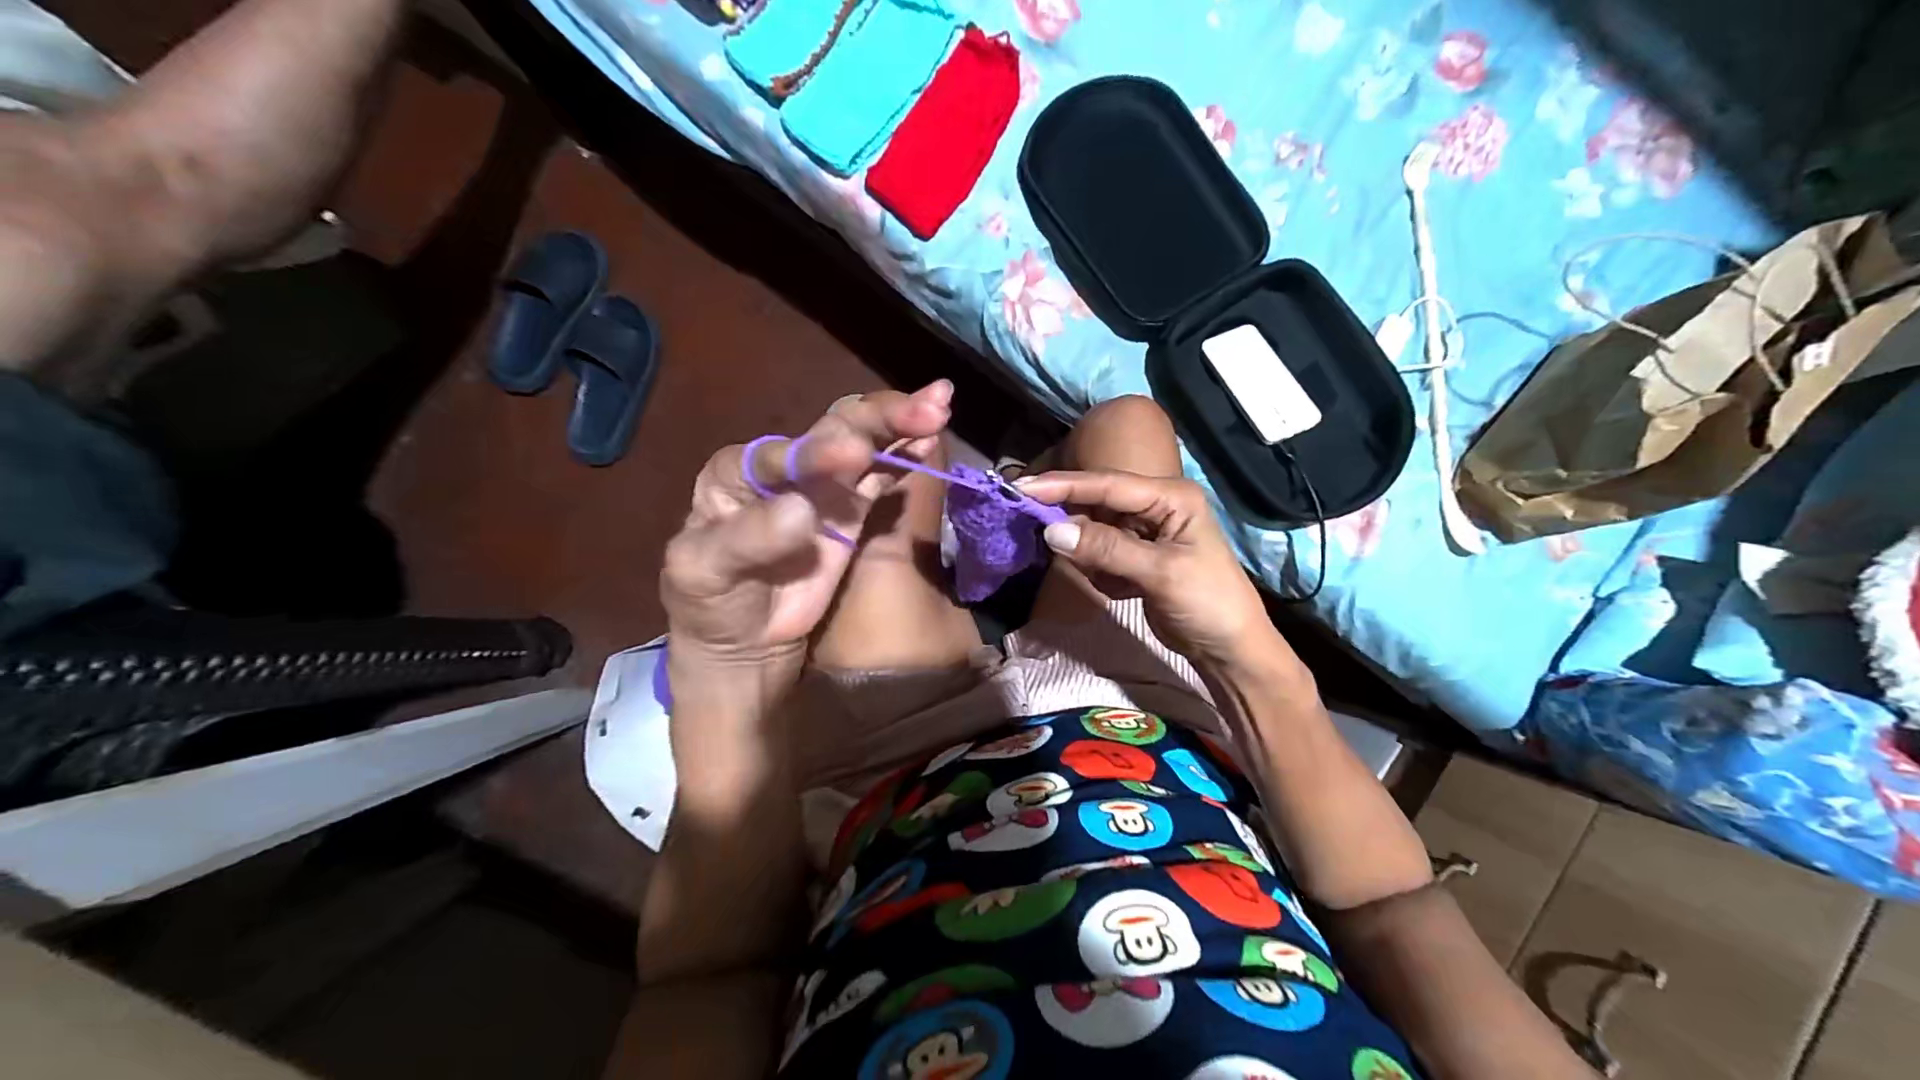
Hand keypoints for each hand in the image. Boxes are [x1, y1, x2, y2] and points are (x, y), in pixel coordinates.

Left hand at [661, 382, 951, 695]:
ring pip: (865, 444)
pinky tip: (930, 441)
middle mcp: (785, 466)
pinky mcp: (853, 508)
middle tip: (924, 410)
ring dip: (900, 423)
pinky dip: (906, 457)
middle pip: (832, 431)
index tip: (854, 454)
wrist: (743, 639)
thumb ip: (750, 537)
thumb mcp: (707, 570)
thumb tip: (803, 509)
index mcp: (738, 472)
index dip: (818, 452)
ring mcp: (824, 486)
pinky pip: (882, 476)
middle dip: (877, 417)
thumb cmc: (711, 600)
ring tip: (940, 407)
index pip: (780, 453)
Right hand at [1015, 469, 1284, 672]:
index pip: (1108, 484)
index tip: (1022, 488)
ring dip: (1089, 554)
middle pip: (1097, 503)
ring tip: (1112, 580)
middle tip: (1036, 531)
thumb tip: (1051, 531)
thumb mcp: (1159, 573)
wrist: (1229, 648)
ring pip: (1095, 530)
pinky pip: (1100, 554)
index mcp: (1171, 496)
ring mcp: (1145, 531)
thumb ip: (1106, 549)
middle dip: (1071, 520)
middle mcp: (1156, 506)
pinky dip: (1099, 571)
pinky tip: (1123, 592)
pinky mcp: (1136, 556)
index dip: (1063, 485)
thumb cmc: (1208, 603)